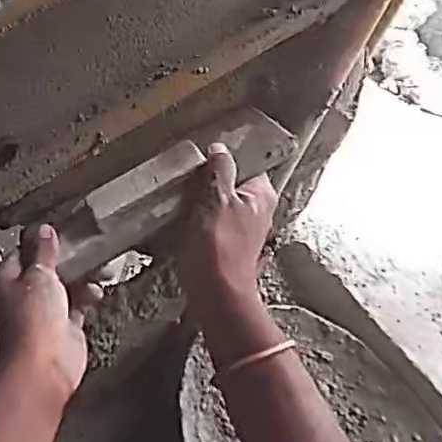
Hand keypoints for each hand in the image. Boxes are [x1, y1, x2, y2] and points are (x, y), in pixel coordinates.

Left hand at [0, 225, 99, 404]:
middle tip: (82, 247)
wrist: (45, 366)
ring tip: (97, 267)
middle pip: (44, 271)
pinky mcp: (64, 327)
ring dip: (79, 278)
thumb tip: (44, 230)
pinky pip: (78, 306)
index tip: (56, 231)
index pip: (21, 254)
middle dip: (63, 261)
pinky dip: (88, 298)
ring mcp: (44, 313)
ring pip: (63, 288)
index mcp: (8, 280)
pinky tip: (97, 290)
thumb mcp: (40, 275)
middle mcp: (24, 296)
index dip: (38, 243)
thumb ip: (45, 253)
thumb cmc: (32, 321)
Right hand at [176, 142, 276, 314]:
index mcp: (263, 195)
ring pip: (217, 203)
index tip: (200, 160)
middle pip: (230, 184)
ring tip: (179, 199)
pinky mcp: (225, 244)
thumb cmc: (219, 245)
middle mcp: (258, 211)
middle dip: (208, 182)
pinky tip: (179, 220)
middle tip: (186, 179)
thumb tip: (220, 149)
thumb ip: (220, 170)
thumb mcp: (217, 199)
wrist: (215, 293)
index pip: (246, 164)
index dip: (223, 160)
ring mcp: (242, 229)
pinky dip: (195, 219)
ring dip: (198, 201)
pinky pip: (208, 222)